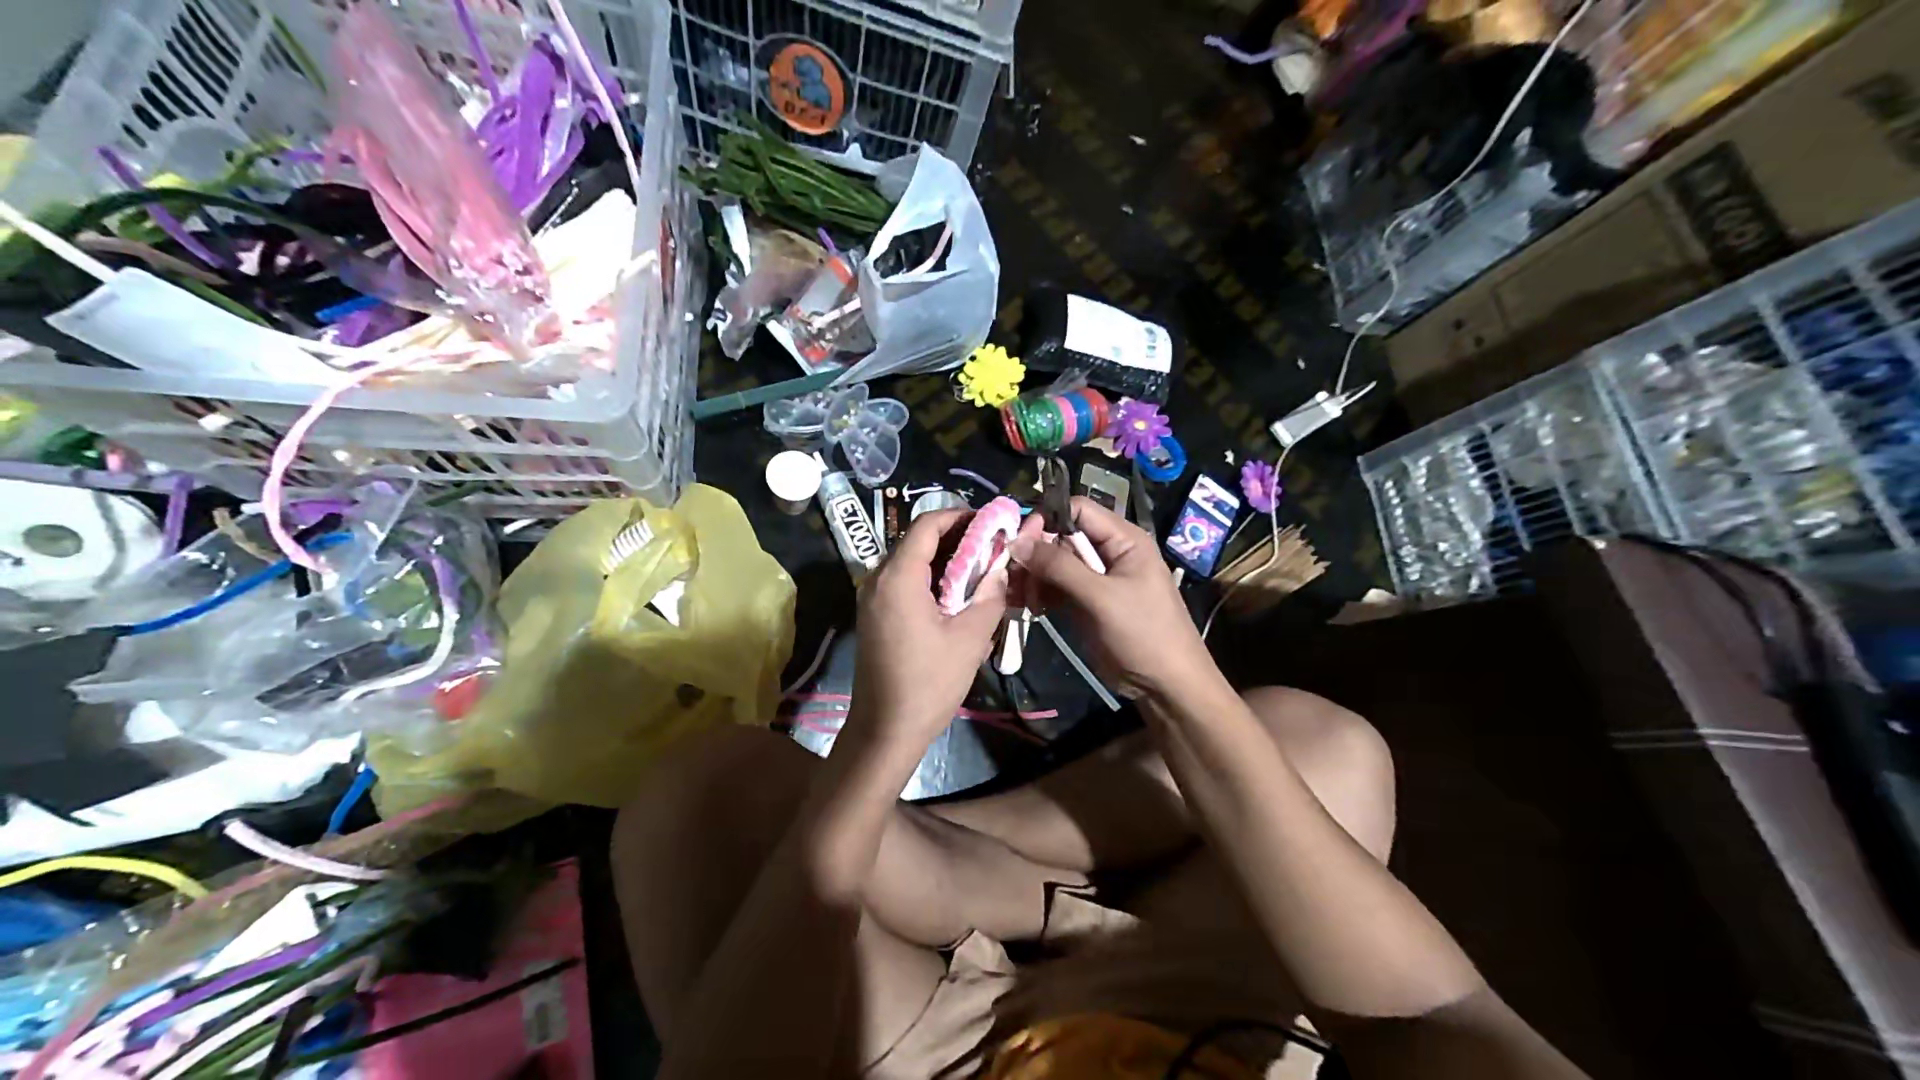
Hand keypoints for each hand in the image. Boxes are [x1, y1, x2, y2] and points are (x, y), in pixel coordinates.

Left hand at [851, 509, 1008, 743]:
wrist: (886, 730)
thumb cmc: (929, 683)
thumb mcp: (970, 639)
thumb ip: (989, 596)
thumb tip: (1001, 569)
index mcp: (898, 578)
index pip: (927, 525)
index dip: (959, 516)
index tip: (991, 524)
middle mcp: (878, 580)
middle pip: (916, 541)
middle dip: (955, 538)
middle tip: (992, 547)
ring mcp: (871, 599)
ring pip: (910, 562)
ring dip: (944, 560)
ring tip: (980, 570)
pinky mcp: (873, 616)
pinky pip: (903, 583)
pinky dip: (930, 579)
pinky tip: (956, 596)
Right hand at [1011, 497, 1214, 699]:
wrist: (1166, 686)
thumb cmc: (1143, 634)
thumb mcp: (1101, 597)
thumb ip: (1059, 566)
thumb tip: (1017, 541)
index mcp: (1123, 539)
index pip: (1076, 510)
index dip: (1046, 520)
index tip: (1019, 542)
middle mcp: (1108, 552)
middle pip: (1060, 537)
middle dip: (1034, 554)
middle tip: (1013, 578)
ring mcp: (1096, 579)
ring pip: (1053, 564)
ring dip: (1033, 577)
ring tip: (1020, 599)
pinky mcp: (1086, 602)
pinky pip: (1056, 587)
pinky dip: (1039, 594)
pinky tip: (1029, 608)